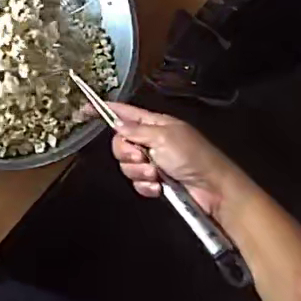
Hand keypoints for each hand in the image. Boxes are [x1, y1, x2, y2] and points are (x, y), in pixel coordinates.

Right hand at [102, 103, 250, 218]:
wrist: (215, 191)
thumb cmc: (193, 157)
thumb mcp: (163, 137)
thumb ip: (136, 130)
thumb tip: (116, 123)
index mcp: (154, 124)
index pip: (123, 112)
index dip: (105, 110)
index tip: (85, 109)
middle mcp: (151, 140)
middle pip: (120, 142)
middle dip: (126, 152)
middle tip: (142, 157)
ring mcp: (153, 162)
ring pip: (126, 164)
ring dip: (138, 171)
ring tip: (156, 175)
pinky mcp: (155, 182)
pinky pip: (136, 181)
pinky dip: (145, 186)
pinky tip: (158, 188)